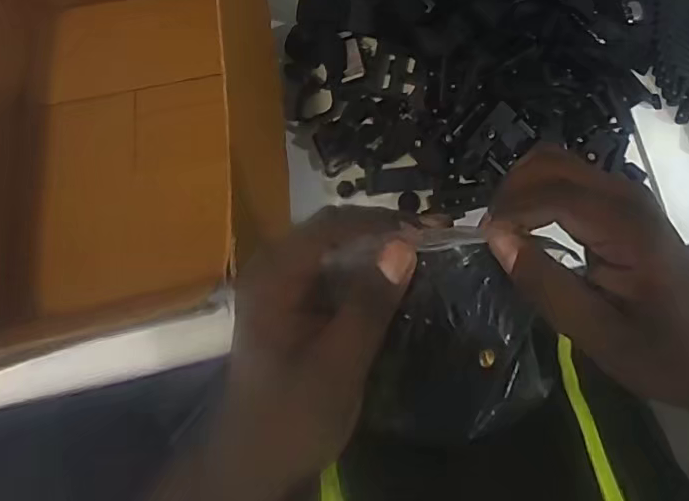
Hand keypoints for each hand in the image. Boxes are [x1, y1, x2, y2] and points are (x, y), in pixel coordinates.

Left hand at [190, 207, 416, 499]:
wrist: (257, 465)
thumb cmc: (293, 417)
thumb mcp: (338, 366)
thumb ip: (369, 304)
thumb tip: (405, 246)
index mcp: (273, 274)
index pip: (330, 226)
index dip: (378, 223)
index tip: (425, 230)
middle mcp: (273, 265)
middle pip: (332, 229)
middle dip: (381, 230)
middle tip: (431, 236)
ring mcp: (282, 280)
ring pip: (335, 245)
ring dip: (377, 247)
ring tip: (422, 249)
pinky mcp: (294, 298)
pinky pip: (333, 268)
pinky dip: (365, 269)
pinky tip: (395, 276)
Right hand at [480, 145, 688, 418]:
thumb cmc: (662, 353)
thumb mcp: (599, 335)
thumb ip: (545, 284)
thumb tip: (495, 238)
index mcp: (626, 225)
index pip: (554, 193)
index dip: (512, 209)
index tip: (484, 237)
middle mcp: (625, 195)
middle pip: (551, 162)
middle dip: (512, 189)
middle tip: (492, 231)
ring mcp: (624, 192)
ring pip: (555, 162)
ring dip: (521, 186)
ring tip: (504, 227)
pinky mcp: (619, 200)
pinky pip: (566, 176)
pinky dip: (536, 190)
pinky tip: (527, 223)